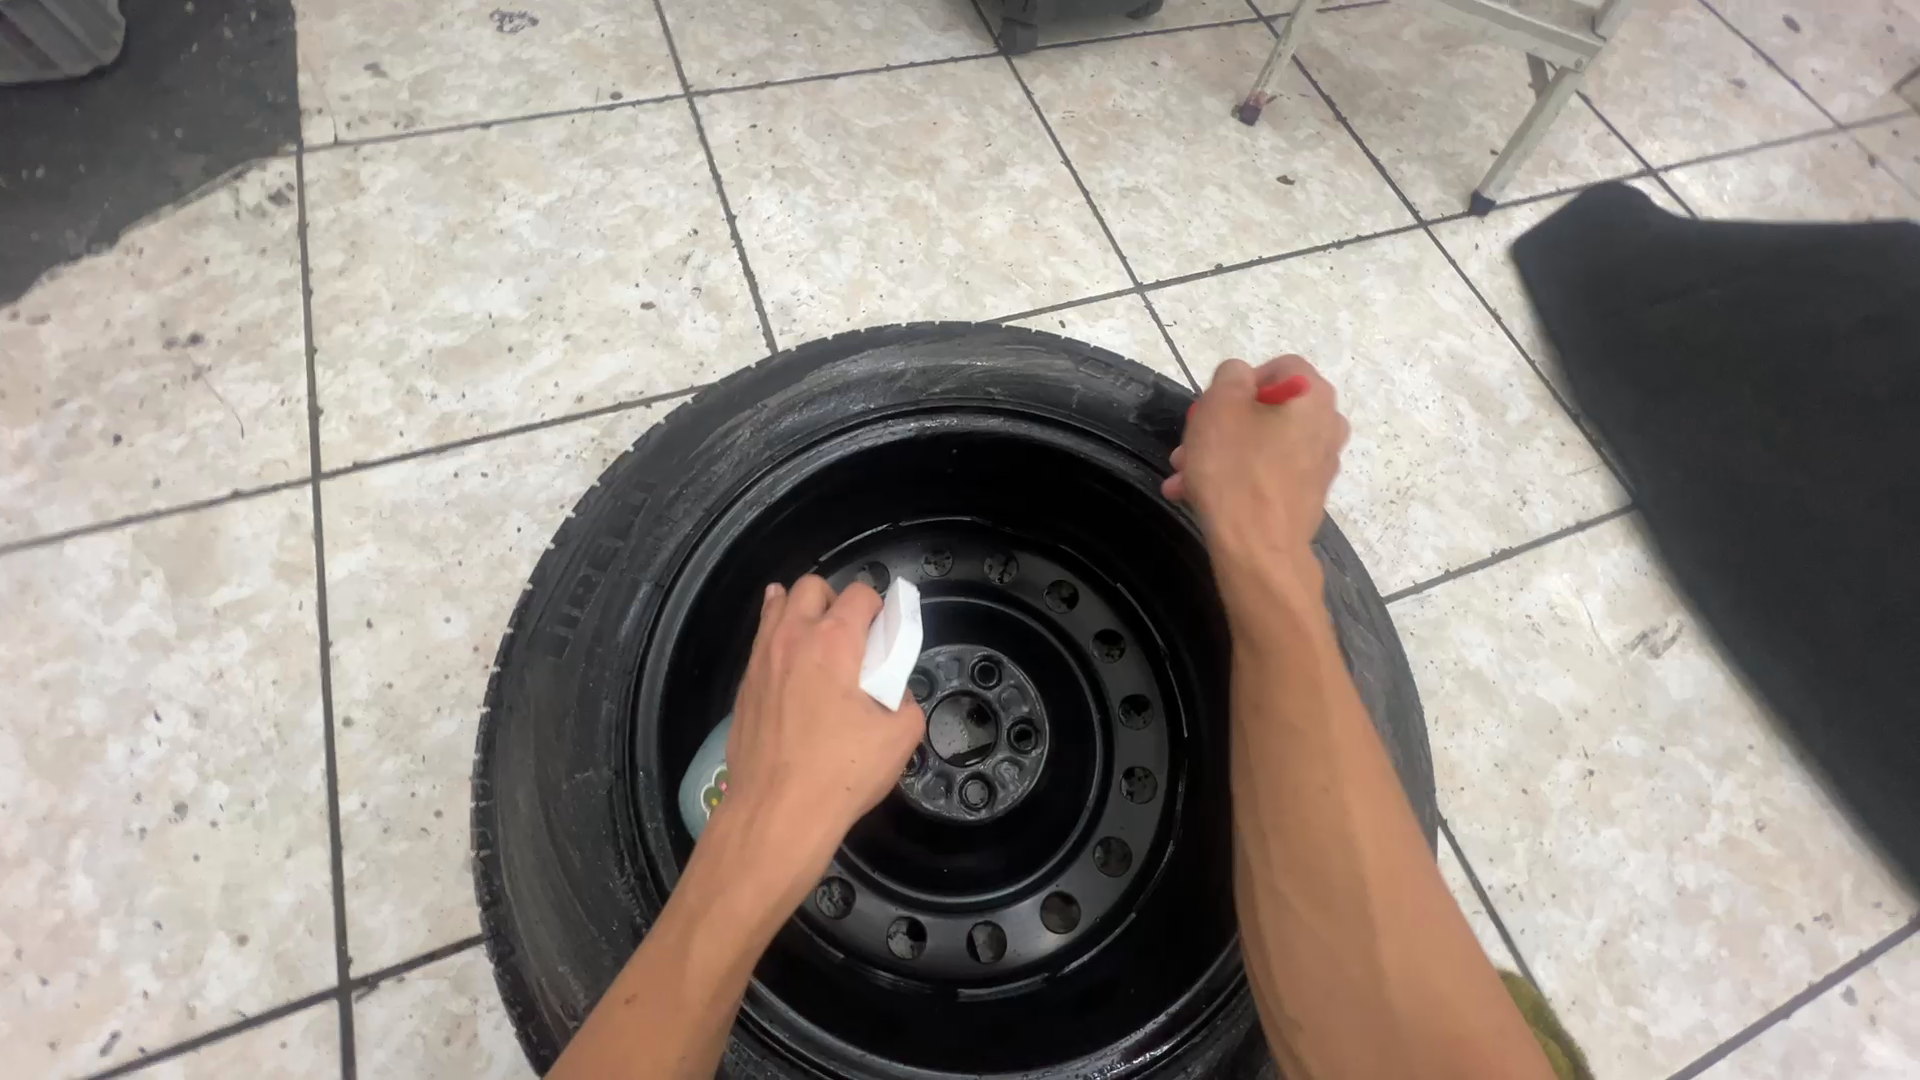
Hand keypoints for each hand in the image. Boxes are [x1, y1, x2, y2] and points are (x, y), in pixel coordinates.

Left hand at [714, 576, 926, 881]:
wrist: (776, 812)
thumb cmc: (841, 771)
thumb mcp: (901, 735)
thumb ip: (905, 699)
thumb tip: (891, 692)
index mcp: (835, 641)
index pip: (860, 594)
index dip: (879, 607)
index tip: (884, 633)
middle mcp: (793, 638)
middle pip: (812, 586)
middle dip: (836, 601)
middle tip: (851, 636)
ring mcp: (761, 659)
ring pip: (777, 604)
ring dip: (802, 612)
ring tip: (817, 641)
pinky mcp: (744, 684)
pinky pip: (761, 640)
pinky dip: (778, 638)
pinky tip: (791, 663)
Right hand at [1163, 356, 1347, 583]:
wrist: (1257, 547)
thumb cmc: (1235, 469)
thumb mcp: (1219, 407)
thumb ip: (1229, 376)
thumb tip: (1240, 377)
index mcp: (1314, 395)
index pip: (1278, 367)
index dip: (1237, 384)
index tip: (1209, 410)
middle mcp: (1327, 425)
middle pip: (1265, 411)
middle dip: (1219, 427)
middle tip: (1187, 448)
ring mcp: (1318, 464)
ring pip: (1259, 446)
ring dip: (1218, 456)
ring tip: (1182, 478)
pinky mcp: (1304, 496)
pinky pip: (1265, 475)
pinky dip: (1236, 479)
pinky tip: (1198, 496)